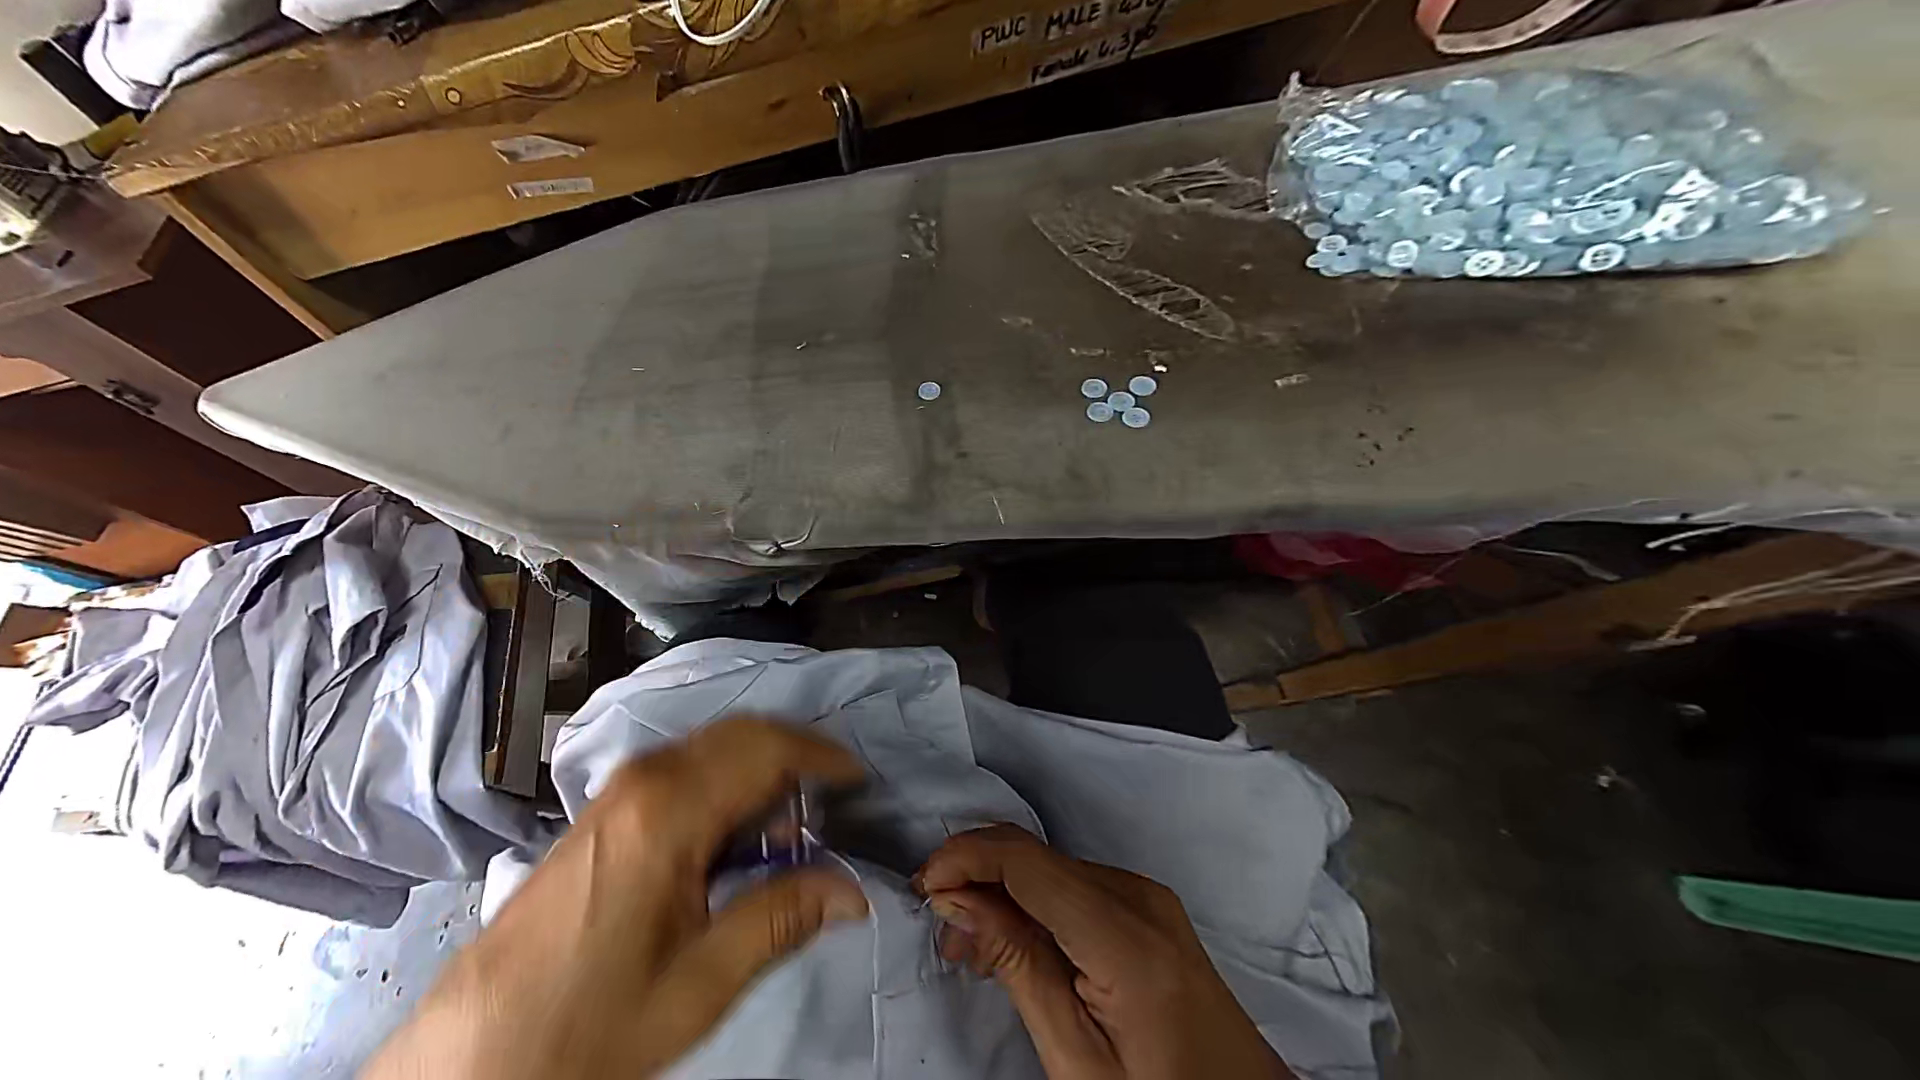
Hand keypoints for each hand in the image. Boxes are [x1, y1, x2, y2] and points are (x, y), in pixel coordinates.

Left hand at [363, 716, 869, 1079]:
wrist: (469, 1062)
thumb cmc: (591, 1025)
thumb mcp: (701, 982)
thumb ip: (782, 917)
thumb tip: (853, 891)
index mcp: (670, 811)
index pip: (766, 749)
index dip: (821, 756)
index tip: (858, 779)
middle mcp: (643, 781)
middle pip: (741, 735)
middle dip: (796, 757)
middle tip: (832, 802)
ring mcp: (618, 792)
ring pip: (713, 748)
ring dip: (761, 770)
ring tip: (791, 826)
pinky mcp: (604, 811)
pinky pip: (684, 770)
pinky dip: (727, 783)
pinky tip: (737, 835)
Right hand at [916, 824, 1291, 1079]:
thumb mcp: (1075, 1056)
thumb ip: (1016, 965)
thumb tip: (956, 899)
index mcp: (1125, 934)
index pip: (1027, 862)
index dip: (965, 858)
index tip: (922, 888)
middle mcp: (1136, 892)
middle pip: (1034, 857)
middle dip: (975, 876)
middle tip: (941, 930)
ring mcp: (1145, 892)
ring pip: (1048, 867)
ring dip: (1000, 890)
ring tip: (972, 947)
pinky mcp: (1145, 902)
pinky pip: (1072, 883)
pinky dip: (1032, 900)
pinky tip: (1015, 940)